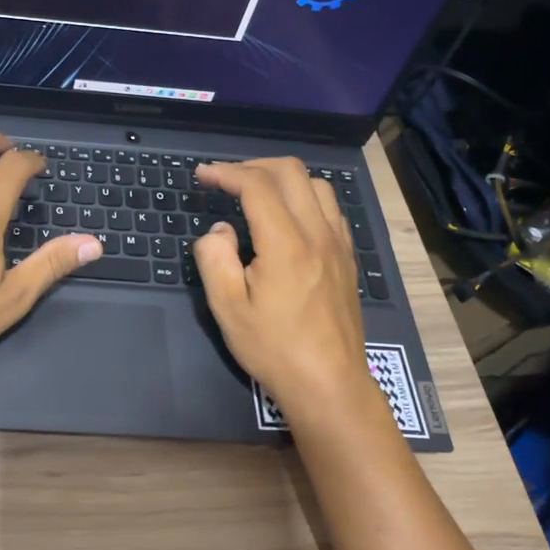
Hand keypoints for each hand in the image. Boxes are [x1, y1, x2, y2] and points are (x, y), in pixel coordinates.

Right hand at [192, 158, 372, 410]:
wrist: (329, 383)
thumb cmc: (273, 348)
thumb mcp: (227, 307)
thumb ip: (214, 257)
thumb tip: (220, 230)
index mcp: (286, 243)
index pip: (257, 185)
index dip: (226, 172)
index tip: (202, 176)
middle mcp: (317, 234)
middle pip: (291, 172)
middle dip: (253, 166)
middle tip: (225, 180)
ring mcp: (338, 244)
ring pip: (316, 185)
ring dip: (282, 179)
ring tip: (254, 194)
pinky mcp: (347, 258)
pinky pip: (330, 209)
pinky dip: (304, 198)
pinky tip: (287, 218)